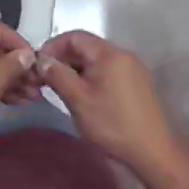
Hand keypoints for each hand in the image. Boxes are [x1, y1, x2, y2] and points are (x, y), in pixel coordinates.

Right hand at [36, 30, 188, 188]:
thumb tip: (40, 59)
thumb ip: (57, 75)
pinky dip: (90, 77)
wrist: (151, 151)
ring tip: (60, 88)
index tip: (38, 66)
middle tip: (45, 79)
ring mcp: (132, 69)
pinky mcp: (136, 83)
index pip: (74, 36)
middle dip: (63, 59)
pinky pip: (107, 71)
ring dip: (75, 69)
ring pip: (96, 60)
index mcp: (109, 53)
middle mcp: (123, 54)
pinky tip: (81, 95)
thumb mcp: (78, 99)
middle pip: (86, 46)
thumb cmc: (111, 123)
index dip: (52, 47)